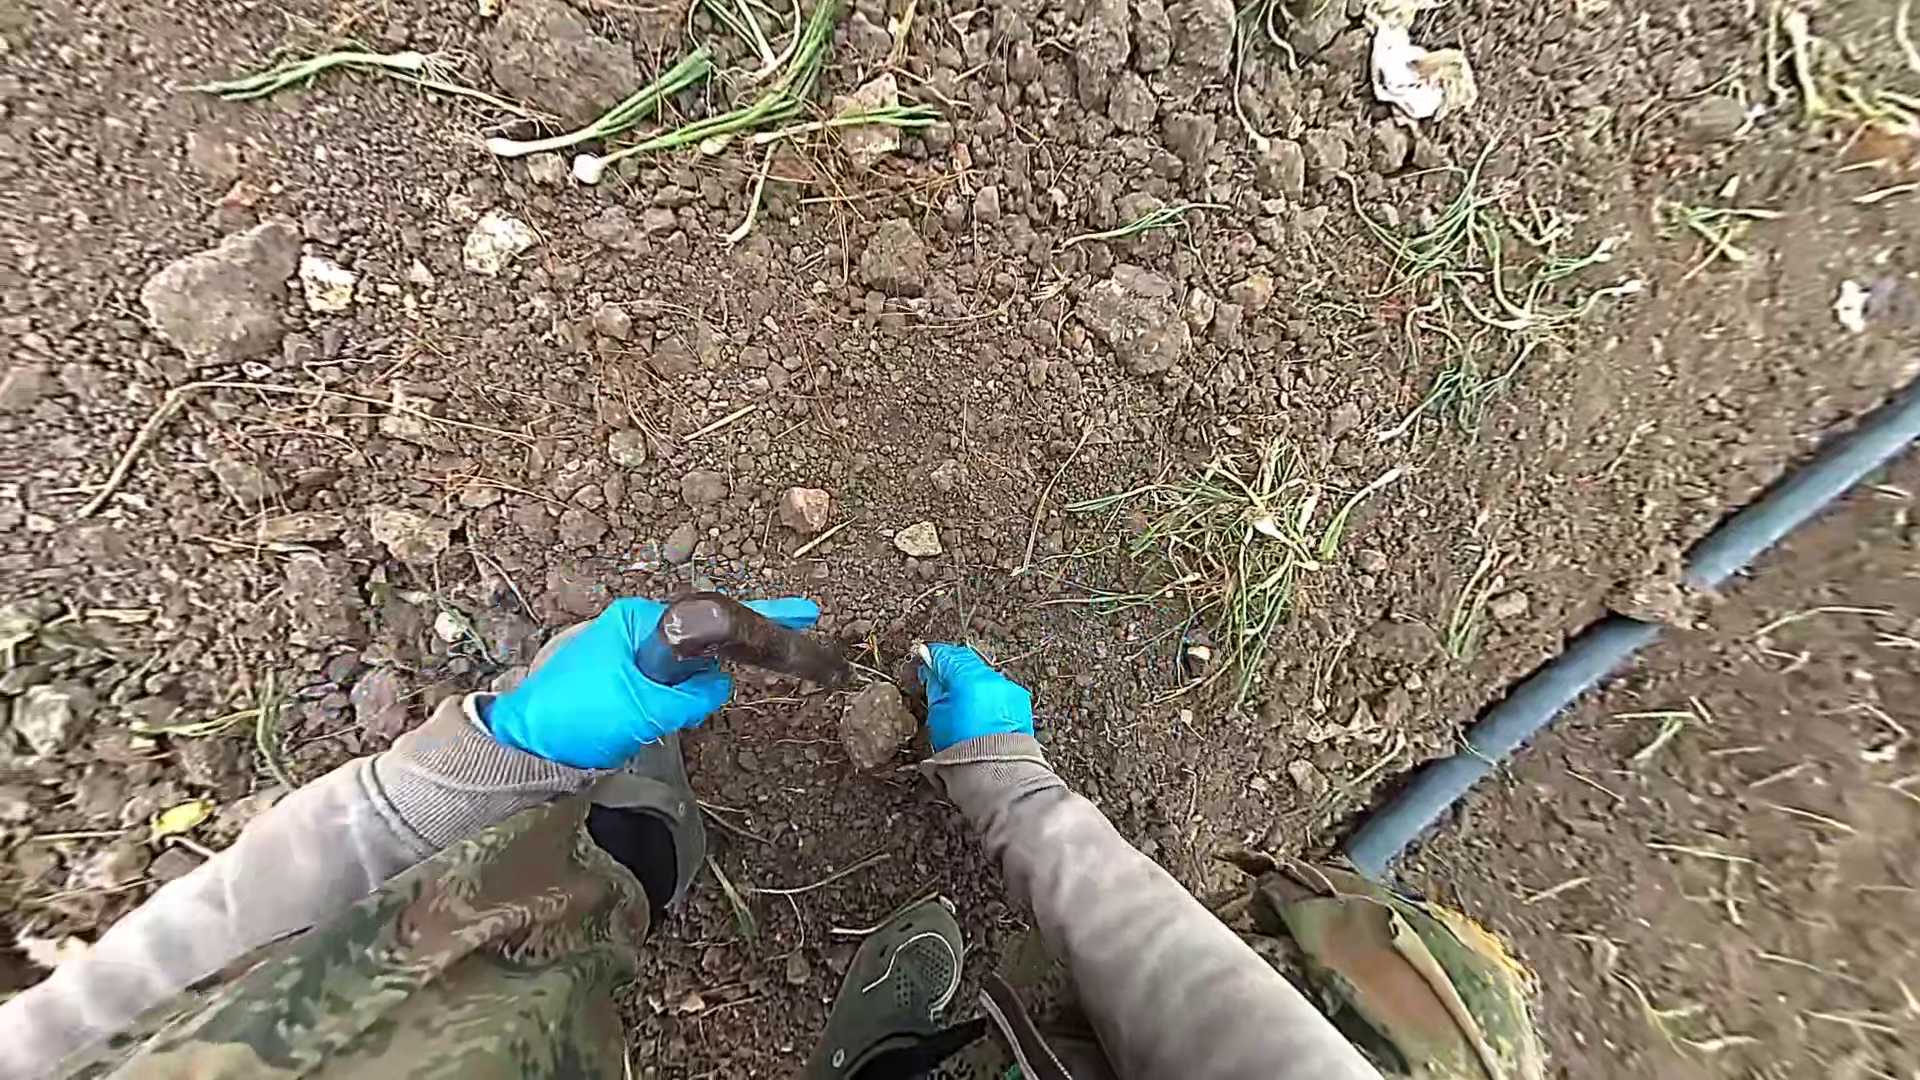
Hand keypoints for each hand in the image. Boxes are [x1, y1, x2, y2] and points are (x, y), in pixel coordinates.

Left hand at [483, 596, 819, 767]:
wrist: (520, 751)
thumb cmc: (578, 719)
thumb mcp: (646, 709)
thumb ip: (694, 695)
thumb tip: (720, 683)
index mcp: (637, 621)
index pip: (710, 614)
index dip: (759, 614)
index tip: (802, 613)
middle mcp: (634, 627)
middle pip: (703, 629)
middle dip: (740, 637)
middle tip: (793, 627)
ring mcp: (627, 649)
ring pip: (687, 654)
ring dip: (707, 667)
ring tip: (732, 672)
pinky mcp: (622, 674)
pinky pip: (671, 671)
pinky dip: (690, 679)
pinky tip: (700, 690)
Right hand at [919, 644, 1033, 750]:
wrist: (997, 772)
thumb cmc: (964, 750)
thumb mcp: (939, 716)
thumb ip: (935, 688)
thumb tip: (932, 674)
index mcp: (969, 680)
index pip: (947, 656)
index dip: (934, 656)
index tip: (925, 659)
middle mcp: (992, 679)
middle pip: (966, 661)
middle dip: (952, 666)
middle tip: (938, 677)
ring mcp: (1007, 689)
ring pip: (982, 674)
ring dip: (969, 680)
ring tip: (958, 696)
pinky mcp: (1018, 700)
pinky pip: (996, 688)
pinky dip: (985, 692)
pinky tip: (976, 707)